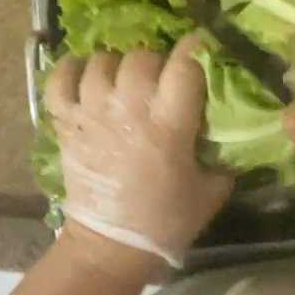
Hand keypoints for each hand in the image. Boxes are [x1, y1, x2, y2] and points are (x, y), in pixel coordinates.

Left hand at [47, 32, 233, 263]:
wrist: (111, 245)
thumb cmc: (166, 220)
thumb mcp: (212, 188)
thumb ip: (223, 153)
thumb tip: (235, 126)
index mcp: (168, 125)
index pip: (184, 65)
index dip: (196, 51)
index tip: (200, 49)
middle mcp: (128, 111)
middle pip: (141, 57)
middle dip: (154, 62)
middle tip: (158, 80)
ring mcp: (91, 114)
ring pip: (101, 62)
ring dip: (115, 66)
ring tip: (122, 81)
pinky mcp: (65, 123)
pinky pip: (60, 78)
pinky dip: (69, 69)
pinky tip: (84, 75)